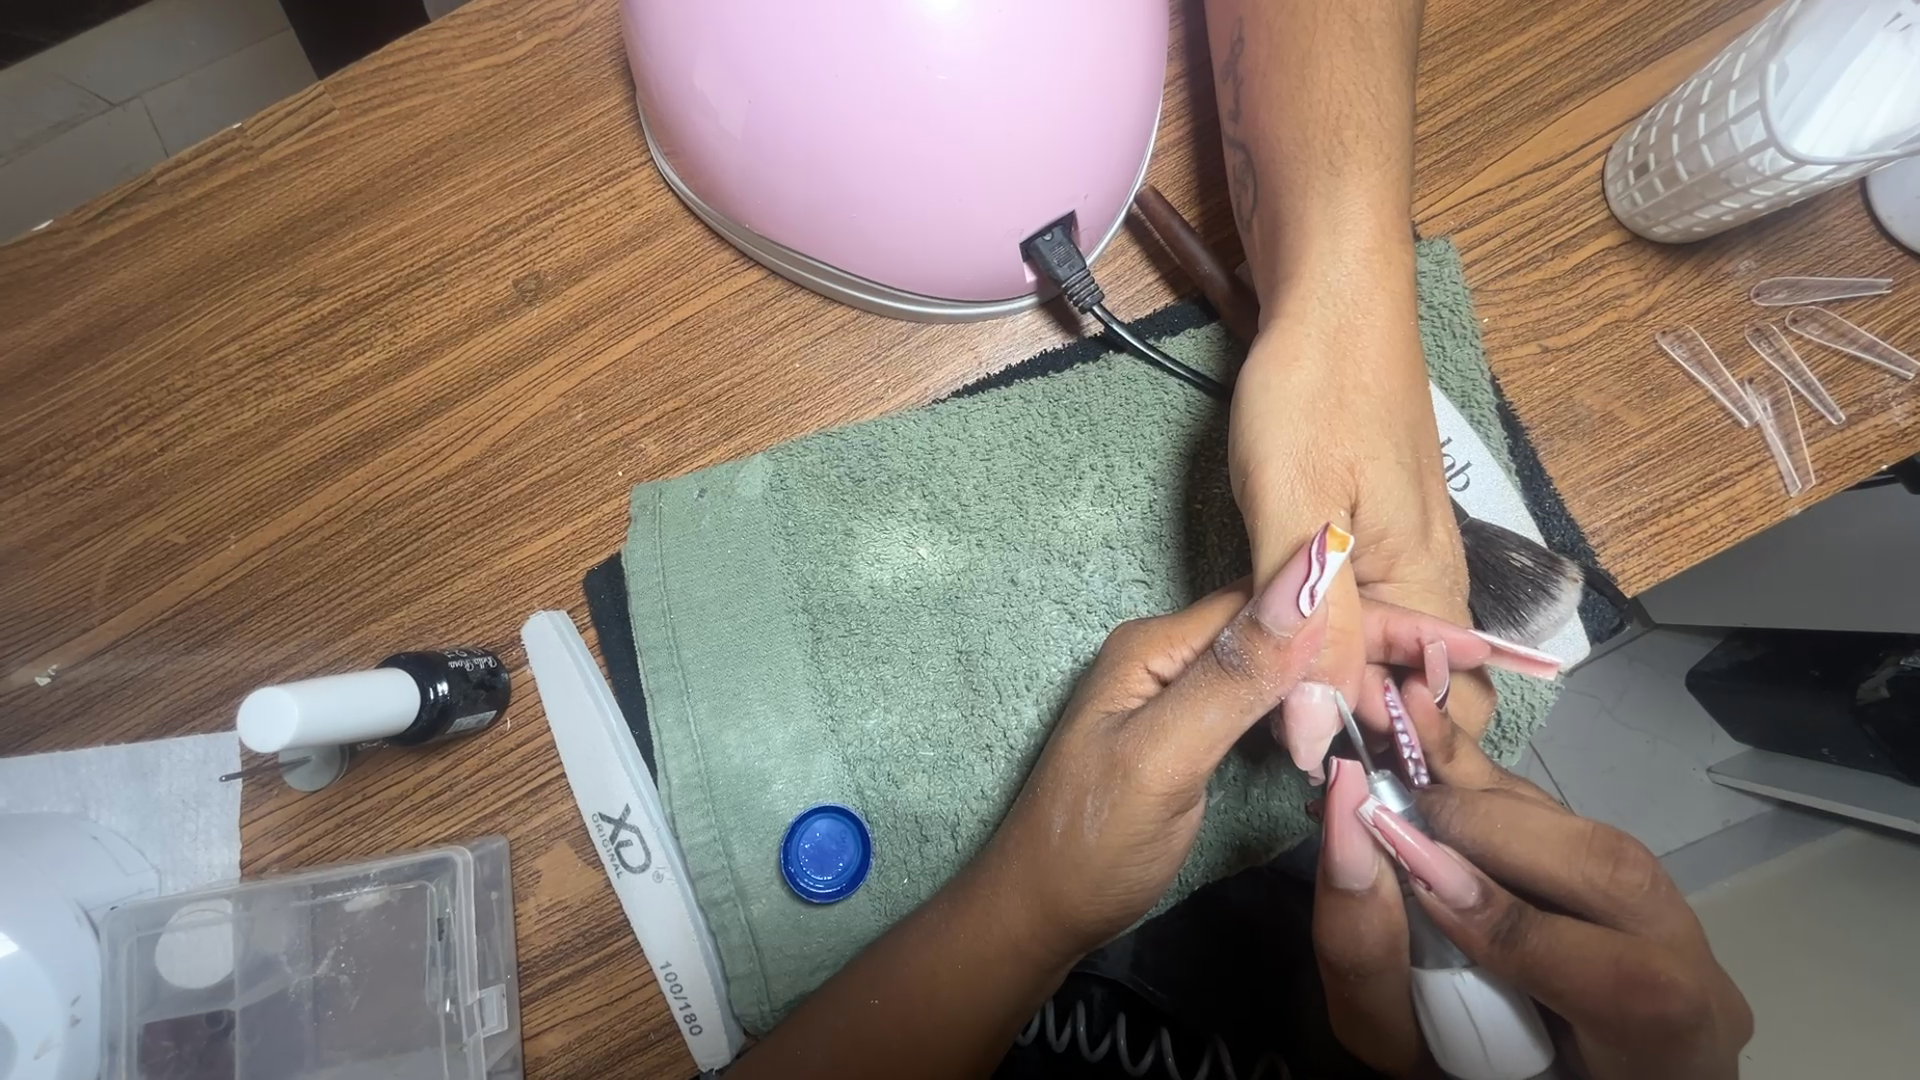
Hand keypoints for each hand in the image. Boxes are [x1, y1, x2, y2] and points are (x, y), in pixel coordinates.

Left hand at [974, 529, 1509, 959]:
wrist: (1045, 906)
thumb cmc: (1094, 839)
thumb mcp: (1163, 755)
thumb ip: (1233, 674)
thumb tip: (1306, 575)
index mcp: (1159, 645)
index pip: (1274, 606)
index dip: (1361, 615)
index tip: (1456, 636)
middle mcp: (1171, 654)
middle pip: (1283, 628)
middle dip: (1372, 638)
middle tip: (1473, 660)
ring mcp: (1182, 691)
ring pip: (1280, 663)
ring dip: (1352, 667)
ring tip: (1438, 682)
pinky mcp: (1193, 728)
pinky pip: (1266, 699)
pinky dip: (1318, 700)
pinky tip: (1362, 709)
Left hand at [1231, 270, 1497, 773]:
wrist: (1326, 304)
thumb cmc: (1312, 401)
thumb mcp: (1300, 517)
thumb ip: (1310, 626)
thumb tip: (1316, 734)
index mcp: (1430, 591)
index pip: (1432, 711)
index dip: (1376, 752)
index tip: (1310, 780)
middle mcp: (1429, 583)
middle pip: (1407, 689)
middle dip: (1355, 726)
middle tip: (1282, 750)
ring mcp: (1397, 556)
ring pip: (1376, 652)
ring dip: (1333, 687)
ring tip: (1274, 717)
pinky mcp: (1362, 535)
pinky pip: (1353, 613)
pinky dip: (1322, 642)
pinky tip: (1283, 652)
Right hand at [1314, 677, 1751, 1078]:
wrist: (1506, 1047)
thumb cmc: (1443, 1060)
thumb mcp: (1391, 1038)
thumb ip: (1367, 953)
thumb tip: (1348, 827)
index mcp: (1659, 1058)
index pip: (1630, 986)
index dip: (1513, 922)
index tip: (1407, 868)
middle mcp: (1685, 974)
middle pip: (1615, 878)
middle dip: (1488, 827)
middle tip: (1386, 804)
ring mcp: (1656, 912)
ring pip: (1585, 830)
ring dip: (1475, 783)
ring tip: (1394, 729)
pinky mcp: (1601, 861)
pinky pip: (1545, 806)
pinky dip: (1471, 763)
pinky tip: (1419, 718)